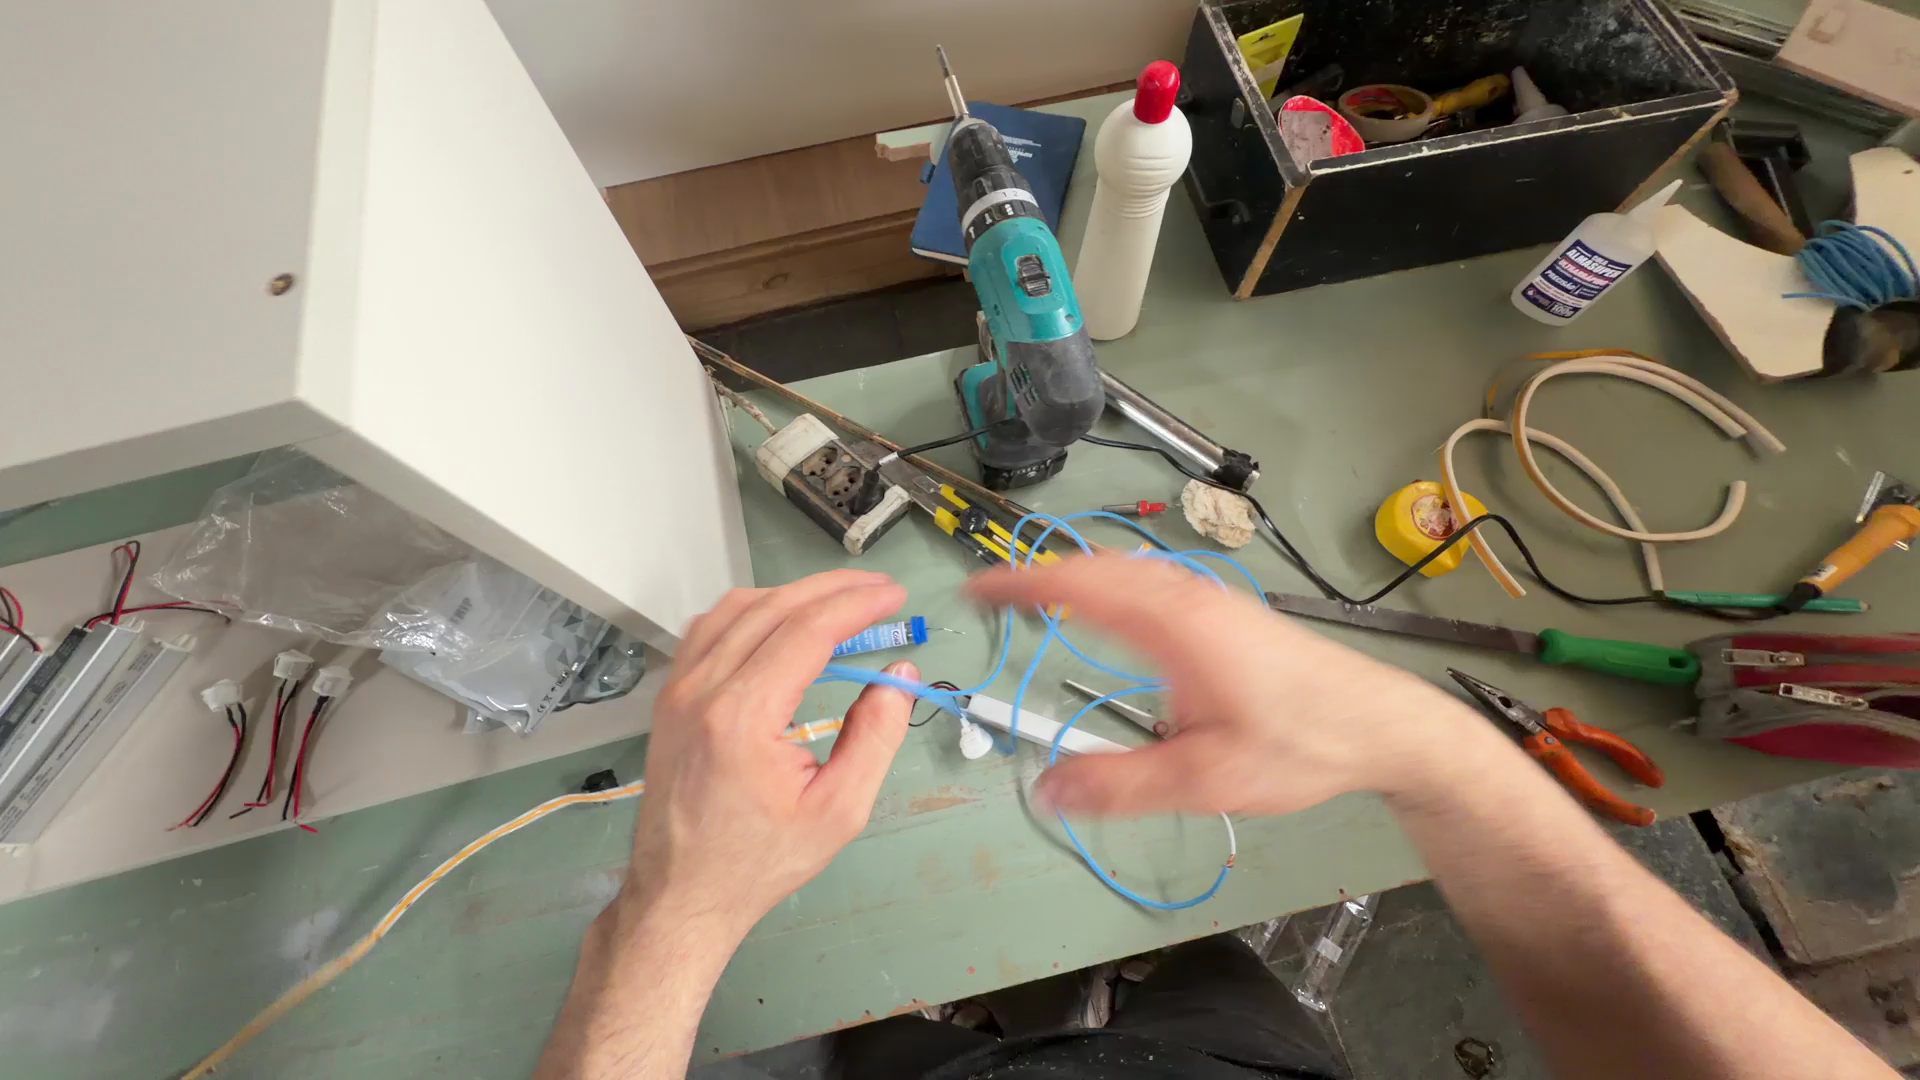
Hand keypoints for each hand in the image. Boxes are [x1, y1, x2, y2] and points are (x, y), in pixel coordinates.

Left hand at [624, 569, 915, 937]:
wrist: (681, 896)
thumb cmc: (763, 860)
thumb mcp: (840, 810)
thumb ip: (876, 735)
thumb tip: (899, 672)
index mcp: (744, 716)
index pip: (808, 630)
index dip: (858, 604)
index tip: (895, 596)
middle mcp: (703, 688)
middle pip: (775, 606)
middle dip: (835, 589)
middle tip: (879, 589)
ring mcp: (678, 687)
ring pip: (739, 607)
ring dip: (795, 593)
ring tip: (840, 601)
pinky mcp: (669, 695)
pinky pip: (710, 627)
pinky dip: (754, 609)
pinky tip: (781, 619)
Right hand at [967, 556, 1500, 817]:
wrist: (1383, 723)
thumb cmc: (1298, 746)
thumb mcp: (1204, 780)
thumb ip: (1120, 785)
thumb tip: (1046, 790)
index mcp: (1171, 626)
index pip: (1078, 587)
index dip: (1020, 584)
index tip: (977, 588)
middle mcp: (1184, 597)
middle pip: (1095, 567)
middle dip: (1038, 575)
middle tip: (995, 595)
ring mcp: (1205, 597)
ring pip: (1123, 568)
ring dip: (1074, 575)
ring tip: (1037, 597)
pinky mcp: (1221, 608)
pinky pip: (1147, 579)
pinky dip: (1107, 582)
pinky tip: (1108, 606)